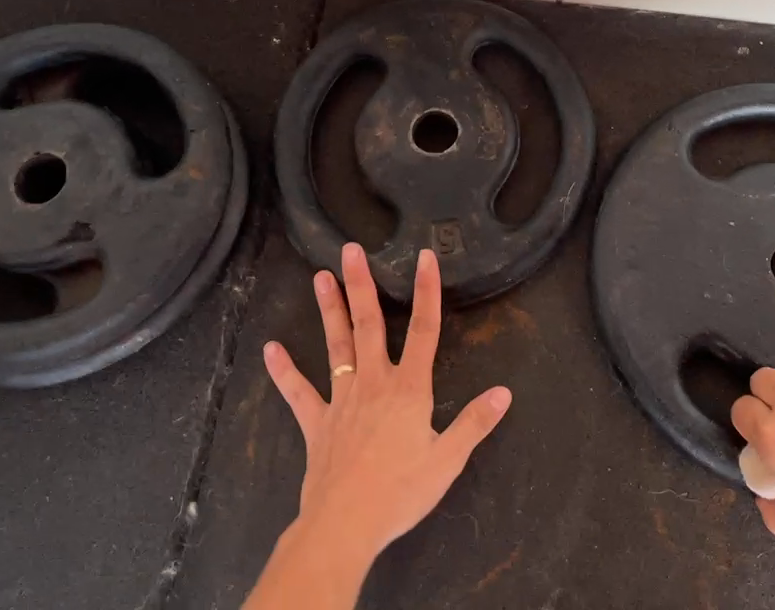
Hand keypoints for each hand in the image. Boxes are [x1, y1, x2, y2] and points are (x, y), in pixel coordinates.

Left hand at [262, 242, 512, 561]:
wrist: (345, 525)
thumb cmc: (400, 491)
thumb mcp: (448, 460)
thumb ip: (475, 423)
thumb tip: (504, 392)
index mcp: (410, 388)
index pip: (425, 330)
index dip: (427, 291)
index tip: (425, 257)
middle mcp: (374, 383)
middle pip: (370, 325)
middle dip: (362, 285)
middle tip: (351, 250)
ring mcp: (342, 400)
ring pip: (336, 346)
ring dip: (330, 310)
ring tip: (321, 277)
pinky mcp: (317, 423)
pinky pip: (298, 393)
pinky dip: (284, 371)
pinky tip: (270, 349)